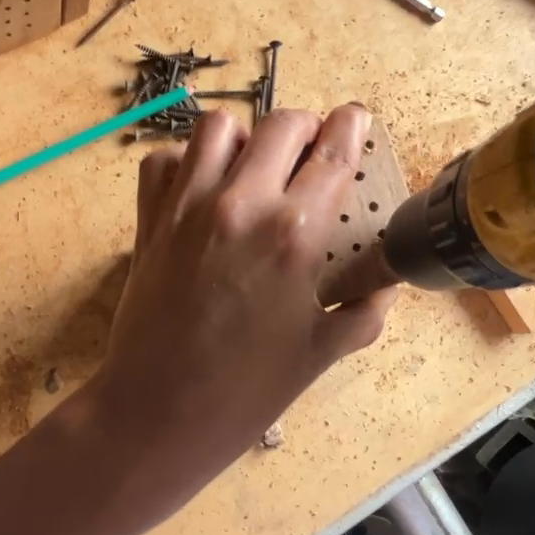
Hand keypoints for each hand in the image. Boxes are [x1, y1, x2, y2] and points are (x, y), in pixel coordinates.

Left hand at [78, 104, 398, 510]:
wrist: (159, 412)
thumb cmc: (246, 392)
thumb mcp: (321, 353)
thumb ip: (364, 311)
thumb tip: (387, 284)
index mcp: (295, 234)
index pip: (333, 151)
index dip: (351, 126)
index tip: (355, 121)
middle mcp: (241, 204)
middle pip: (282, 124)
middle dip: (306, 128)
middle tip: (309, 153)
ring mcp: (187, 207)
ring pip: (218, 127)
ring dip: (245, 137)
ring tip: (252, 168)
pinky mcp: (148, 221)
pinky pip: (163, 161)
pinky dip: (184, 163)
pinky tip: (199, 190)